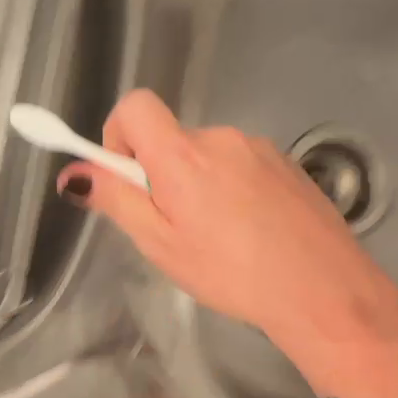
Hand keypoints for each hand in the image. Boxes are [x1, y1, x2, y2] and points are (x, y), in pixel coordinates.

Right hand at [56, 90, 397, 368]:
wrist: (325, 291)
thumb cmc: (231, 273)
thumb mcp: (159, 243)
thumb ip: (116, 200)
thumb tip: (73, 175)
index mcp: (183, 155)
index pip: (135, 106)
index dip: (117, 134)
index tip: (124, 177)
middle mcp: (220, 138)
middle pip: (169, 137)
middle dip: (157, 173)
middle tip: (171, 227)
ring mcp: (258, 148)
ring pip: (204, 155)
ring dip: (195, 184)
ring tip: (214, 236)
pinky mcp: (285, 163)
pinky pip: (237, 165)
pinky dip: (228, 189)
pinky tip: (245, 232)